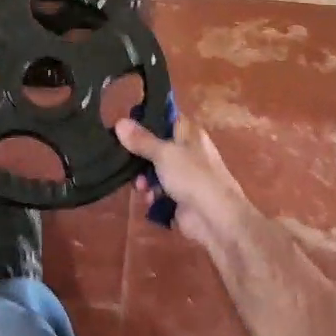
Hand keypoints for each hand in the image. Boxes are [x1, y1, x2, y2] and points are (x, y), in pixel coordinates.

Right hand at [114, 116, 257, 252]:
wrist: (215, 217)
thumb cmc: (193, 176)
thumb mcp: (164, 154)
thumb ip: (141, 140)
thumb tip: (119, 121)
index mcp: (189, 134)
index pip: (166, 118)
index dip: (146, 121)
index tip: (125, 127)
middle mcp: (187, 151)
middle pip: (156, 146)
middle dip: (139, 156)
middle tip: (126, 160)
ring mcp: (184, 175)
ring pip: (154, 170)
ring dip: (144, 178)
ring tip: (140, 187)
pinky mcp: (179, 196)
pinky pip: (159, 190)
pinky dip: (152, 194)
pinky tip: (149, 199)